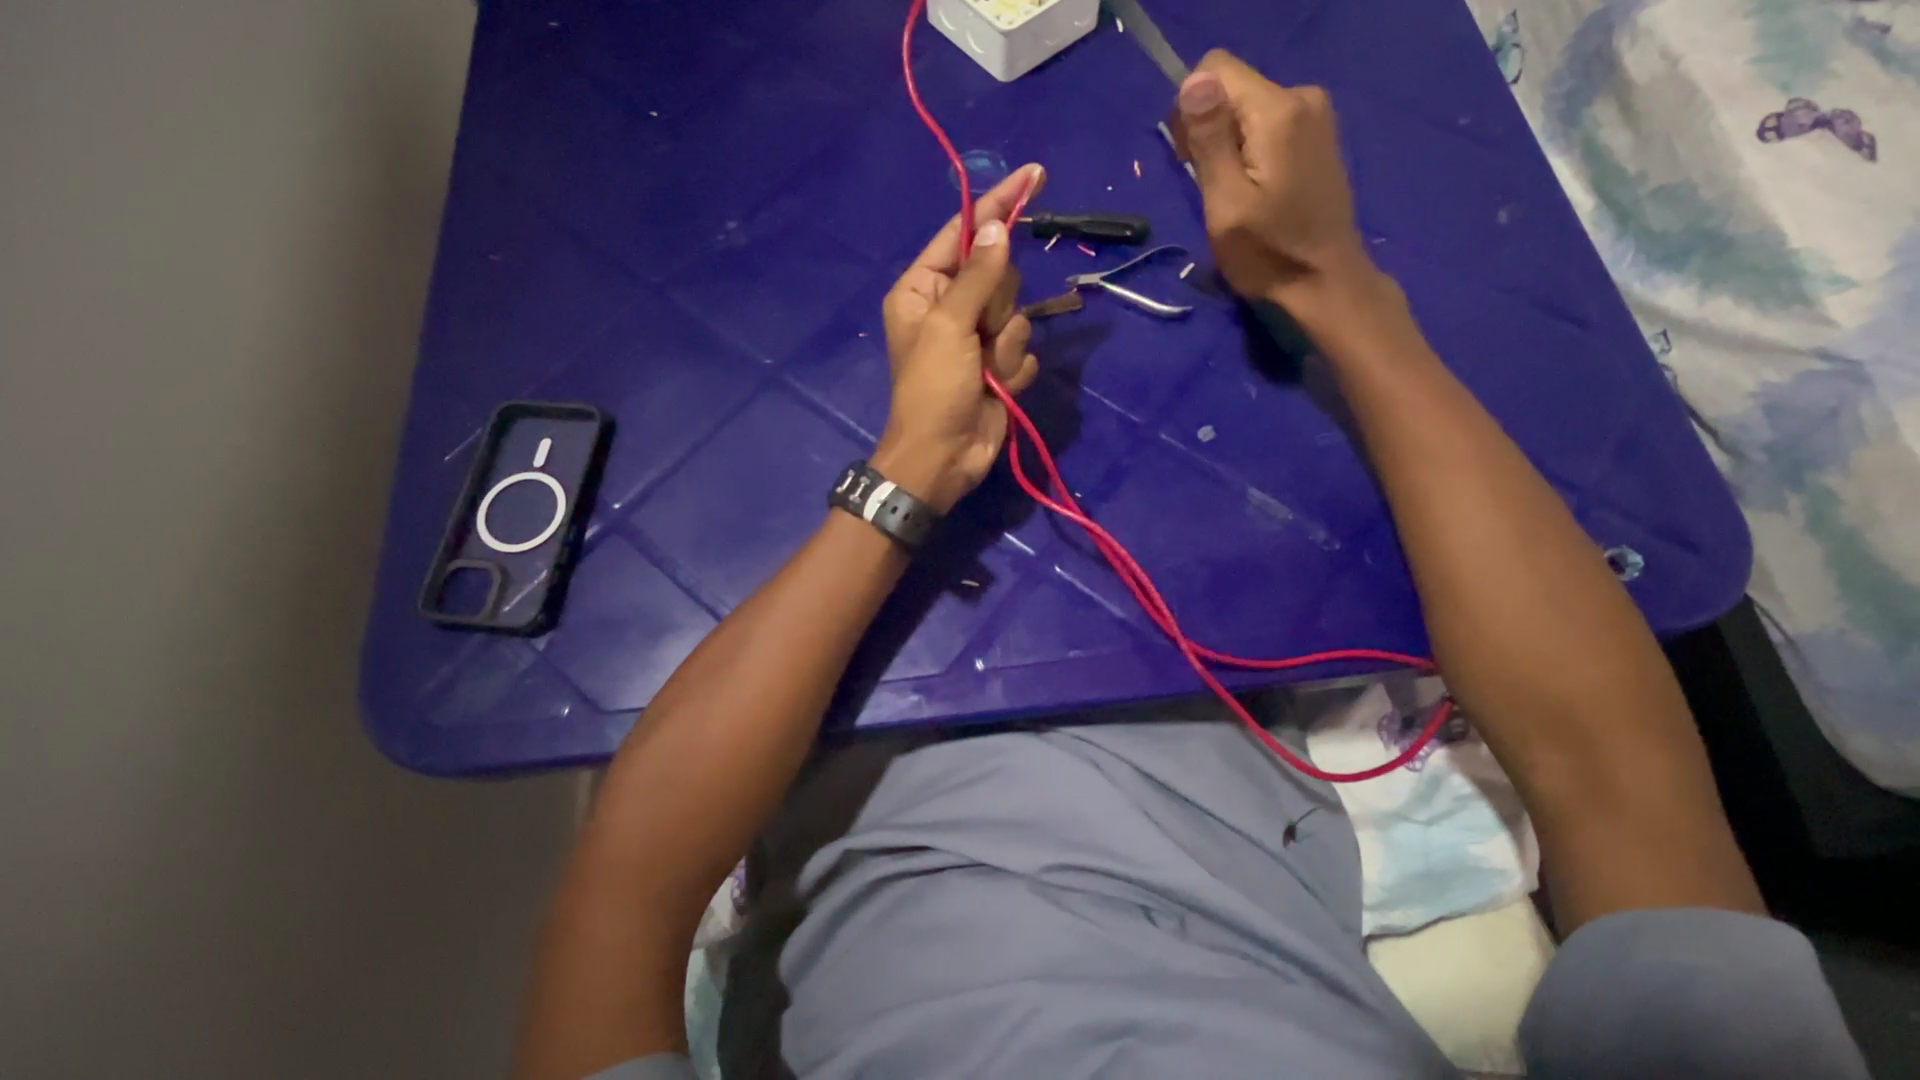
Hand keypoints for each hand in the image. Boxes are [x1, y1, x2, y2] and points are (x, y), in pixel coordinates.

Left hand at [874, 165, 1044, 512]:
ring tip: (983, 374)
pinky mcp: (999, 367)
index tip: (1033, 174)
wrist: (943, 459)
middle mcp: (949, 307)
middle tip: (978, 338)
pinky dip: (1013, 372)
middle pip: (1000, 275)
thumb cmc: (933, 389)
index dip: (998, 205)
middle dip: (997, 309)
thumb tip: (998, 226)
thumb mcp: (950, 326)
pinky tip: (994, 391)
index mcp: (923, 288)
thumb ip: (979, 274)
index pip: (965, 233)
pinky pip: (1025, 350)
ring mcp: (976, 338)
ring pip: (1018, 315)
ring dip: (1004, 348)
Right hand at [1172, 51, 1380, 310]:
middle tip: (1214, 186)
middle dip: (1210, 129)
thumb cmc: (1268, 253)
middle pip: (1232, 88)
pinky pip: (1267, 124)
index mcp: (1278, 110)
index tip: (1192, 160)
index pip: (1215, 68)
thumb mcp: (1226, 202)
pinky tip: (1257, 189)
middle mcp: (1303, 97)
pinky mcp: (1318, 136)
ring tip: (1235, 193)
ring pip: (1247, 108)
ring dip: (1228, 145)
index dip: (1191, 110)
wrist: (1326, 283)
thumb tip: (1194, 81)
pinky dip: (1250, 150)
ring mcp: (1316, 115)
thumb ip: (1209, 138)